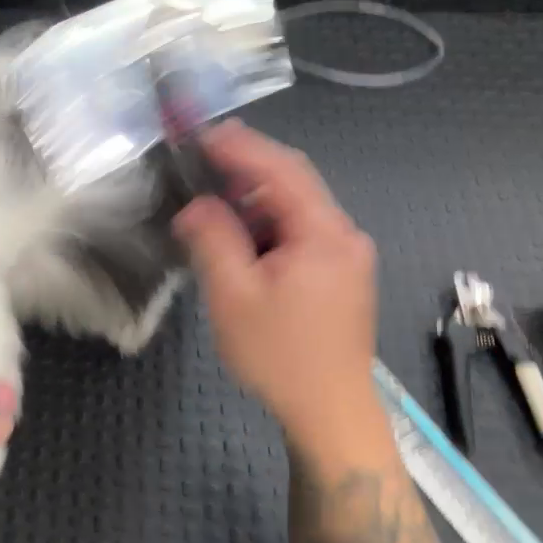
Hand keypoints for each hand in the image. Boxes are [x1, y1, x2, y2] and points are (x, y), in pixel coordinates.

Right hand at [172, 122, 383, 455]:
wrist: (330, 411)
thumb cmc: (279, 354)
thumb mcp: (233, 296)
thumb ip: (212, 240)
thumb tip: (195, 207)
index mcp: (323, 233)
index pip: (280, 170)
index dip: (239, 146)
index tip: (200, 131)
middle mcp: (344, 236)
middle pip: (293, 185)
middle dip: (246, 168)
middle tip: (200, 157)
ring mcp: (346, 257)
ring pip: (295, 211)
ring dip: (254, 201)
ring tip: (210, 200)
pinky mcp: (340, 278)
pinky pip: (300, 235)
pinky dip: (267, 227)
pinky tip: (239, 239)